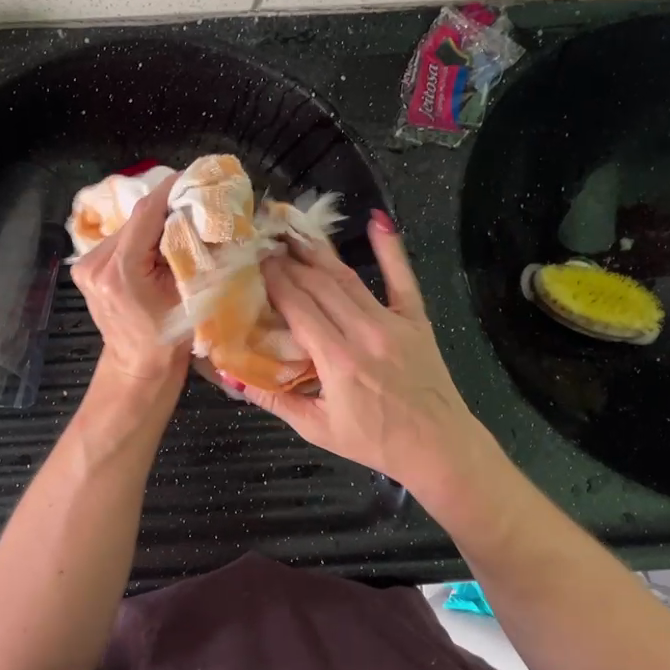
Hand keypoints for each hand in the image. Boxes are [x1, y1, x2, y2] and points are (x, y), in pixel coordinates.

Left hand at [72, 188, 188, 386]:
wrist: (136, 367)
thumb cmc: (168, 339)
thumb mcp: (189, 295)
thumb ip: (193, 254)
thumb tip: (209, 217)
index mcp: (120, 271)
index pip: (146, 214)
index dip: (170, 190)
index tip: (193, 176)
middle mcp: (95, 263)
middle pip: (137, 219)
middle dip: (167, 208)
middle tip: (196, 200)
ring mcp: (86, 265)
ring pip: (129, 227)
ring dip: (155, 222)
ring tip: (181, 222)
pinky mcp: (86, 267)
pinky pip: (121, 240)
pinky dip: (142, 236)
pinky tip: (160, 241)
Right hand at [250, 211, 475, 485]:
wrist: (439, 449)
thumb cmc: (374, 442)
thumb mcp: (316, 429)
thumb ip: (273, 400)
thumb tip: (230, 375)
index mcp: (337, 360)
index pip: (296, 305)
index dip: (272, 280)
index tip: (250, 262)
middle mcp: (364, 333)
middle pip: (317, 284)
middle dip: (286, 261)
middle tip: (262, 245)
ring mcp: (393, 322)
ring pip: (347, 277)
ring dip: (317, 252)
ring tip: (291, 233)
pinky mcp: (417, 320)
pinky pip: (402, 278)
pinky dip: (391, 248)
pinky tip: (377, 220)